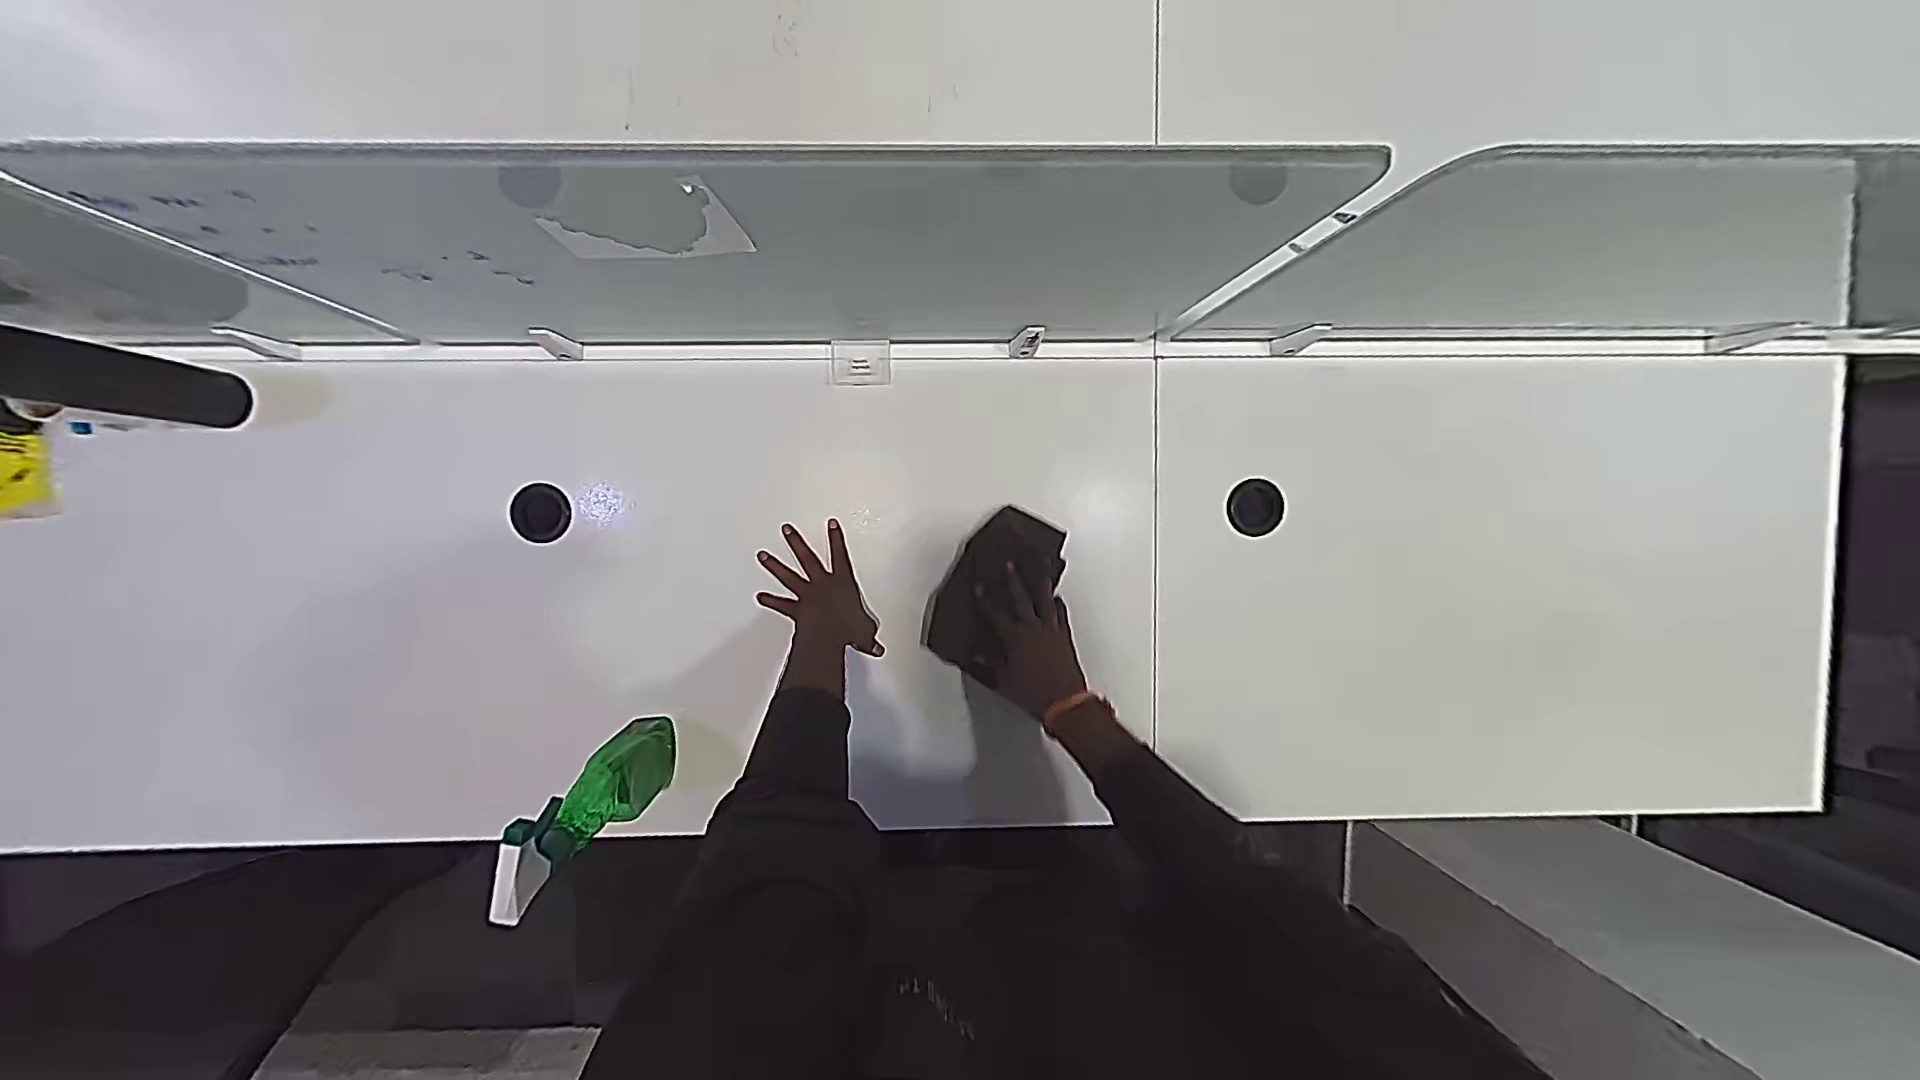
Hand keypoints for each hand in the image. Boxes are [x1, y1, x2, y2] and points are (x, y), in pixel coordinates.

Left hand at [756, 520, 883, 656]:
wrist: (828, 638)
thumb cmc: (847, 630)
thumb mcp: (865, 631)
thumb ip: (866, 634)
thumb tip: (874, 645)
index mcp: (842, 582)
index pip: (840, 555)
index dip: (836, 538)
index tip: (831, 524)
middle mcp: (822, 585)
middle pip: (807, 558)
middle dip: (796, 542)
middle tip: (787, 529)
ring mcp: (807, 595)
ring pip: (788, 576)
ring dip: (774, 566)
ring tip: (763, 555)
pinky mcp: (796, 610)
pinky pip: (781, 604)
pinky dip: (770, 601)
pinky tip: (761, 596)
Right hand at [979, 561, 1087, 720]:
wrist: (1065, 702)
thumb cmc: (1033, 693)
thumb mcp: (1004, 680)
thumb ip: (991, 662)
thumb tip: (978, 652)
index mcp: (1015, 639)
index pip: (995, 614)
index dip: (985, 600)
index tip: (979, 586)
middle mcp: (1033, 629)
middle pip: (1021, 599)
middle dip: (1014, 580)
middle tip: (1010, 565)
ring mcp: (1051, 630)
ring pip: (1045, 600)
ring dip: (1040, 584)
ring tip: (1038, 570)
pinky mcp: (1064, 636)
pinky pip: (1061, 614)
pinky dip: (1058, 604)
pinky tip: (1056, 598)